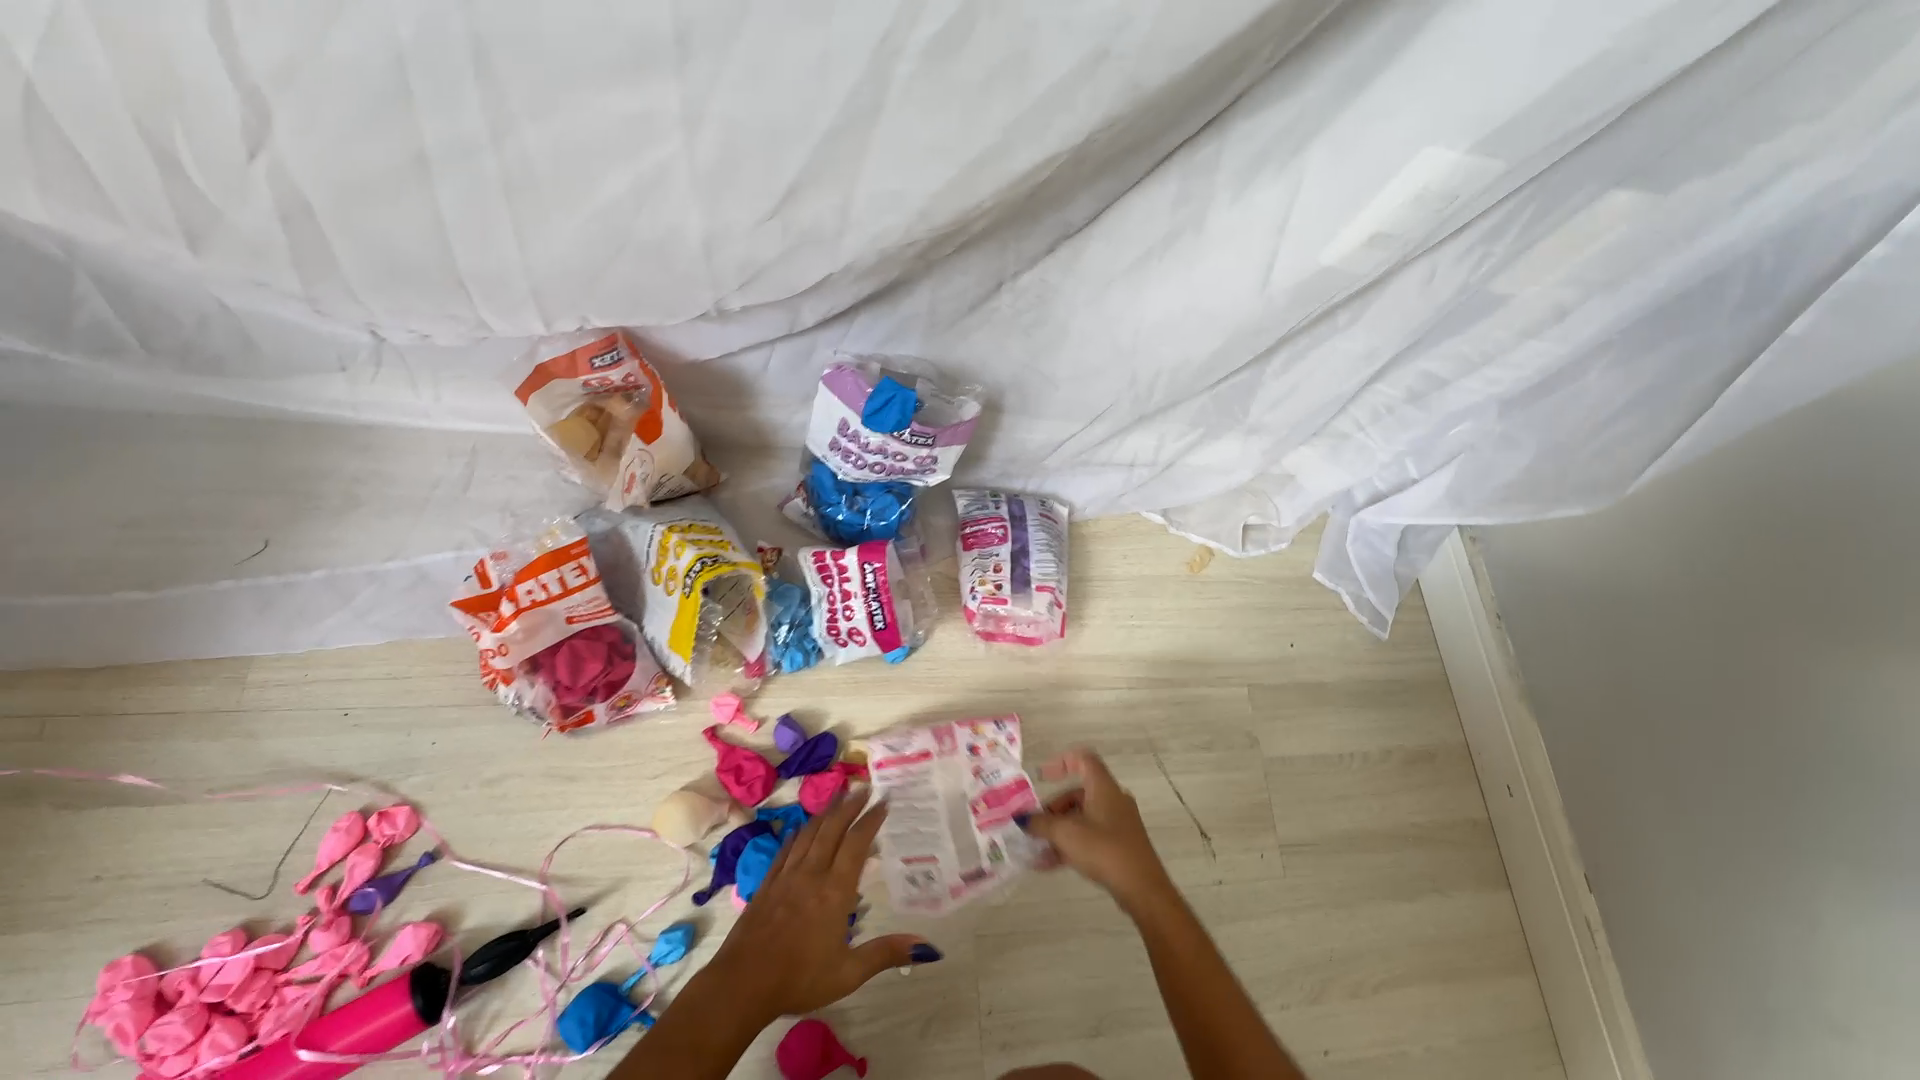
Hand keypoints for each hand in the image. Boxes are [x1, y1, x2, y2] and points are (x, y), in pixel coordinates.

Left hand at [700, 788, 936, 1023]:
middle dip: (849, 806)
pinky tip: (799, 829)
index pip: (856, 844)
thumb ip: (886, 953)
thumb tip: (928, 947)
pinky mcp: (766, 885)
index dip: (870, 819)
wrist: (742, 984)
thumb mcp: (849, 973)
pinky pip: (785, 850)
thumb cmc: (799, 979)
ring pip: (808, 835)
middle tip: (863, 787)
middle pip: (832, 830)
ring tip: (837, 798)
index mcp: (834, 892)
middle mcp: (810, 875)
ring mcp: (785, 878)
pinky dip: (797, 834)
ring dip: (825, 813)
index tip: (884, 801)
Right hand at [1018, 748, 1174, 908]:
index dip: (1060, 763)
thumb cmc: (1103, 849)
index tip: (1041, 778)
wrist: (1142, 887)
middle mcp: (1113, 800)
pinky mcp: (1119, 844)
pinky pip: (1089, 837)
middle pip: (1077, 794)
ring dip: (1058, 831)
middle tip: (1036, 827)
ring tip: (1037, 850)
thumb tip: (1022, 818)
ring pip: (1081, 818)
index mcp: (1103, 788)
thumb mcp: (1065, 833)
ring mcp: (1118, 823)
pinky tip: (1048, 864)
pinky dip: (1069, 845)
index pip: (1083, 759)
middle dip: (1053, 809)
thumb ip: (1040, 823)